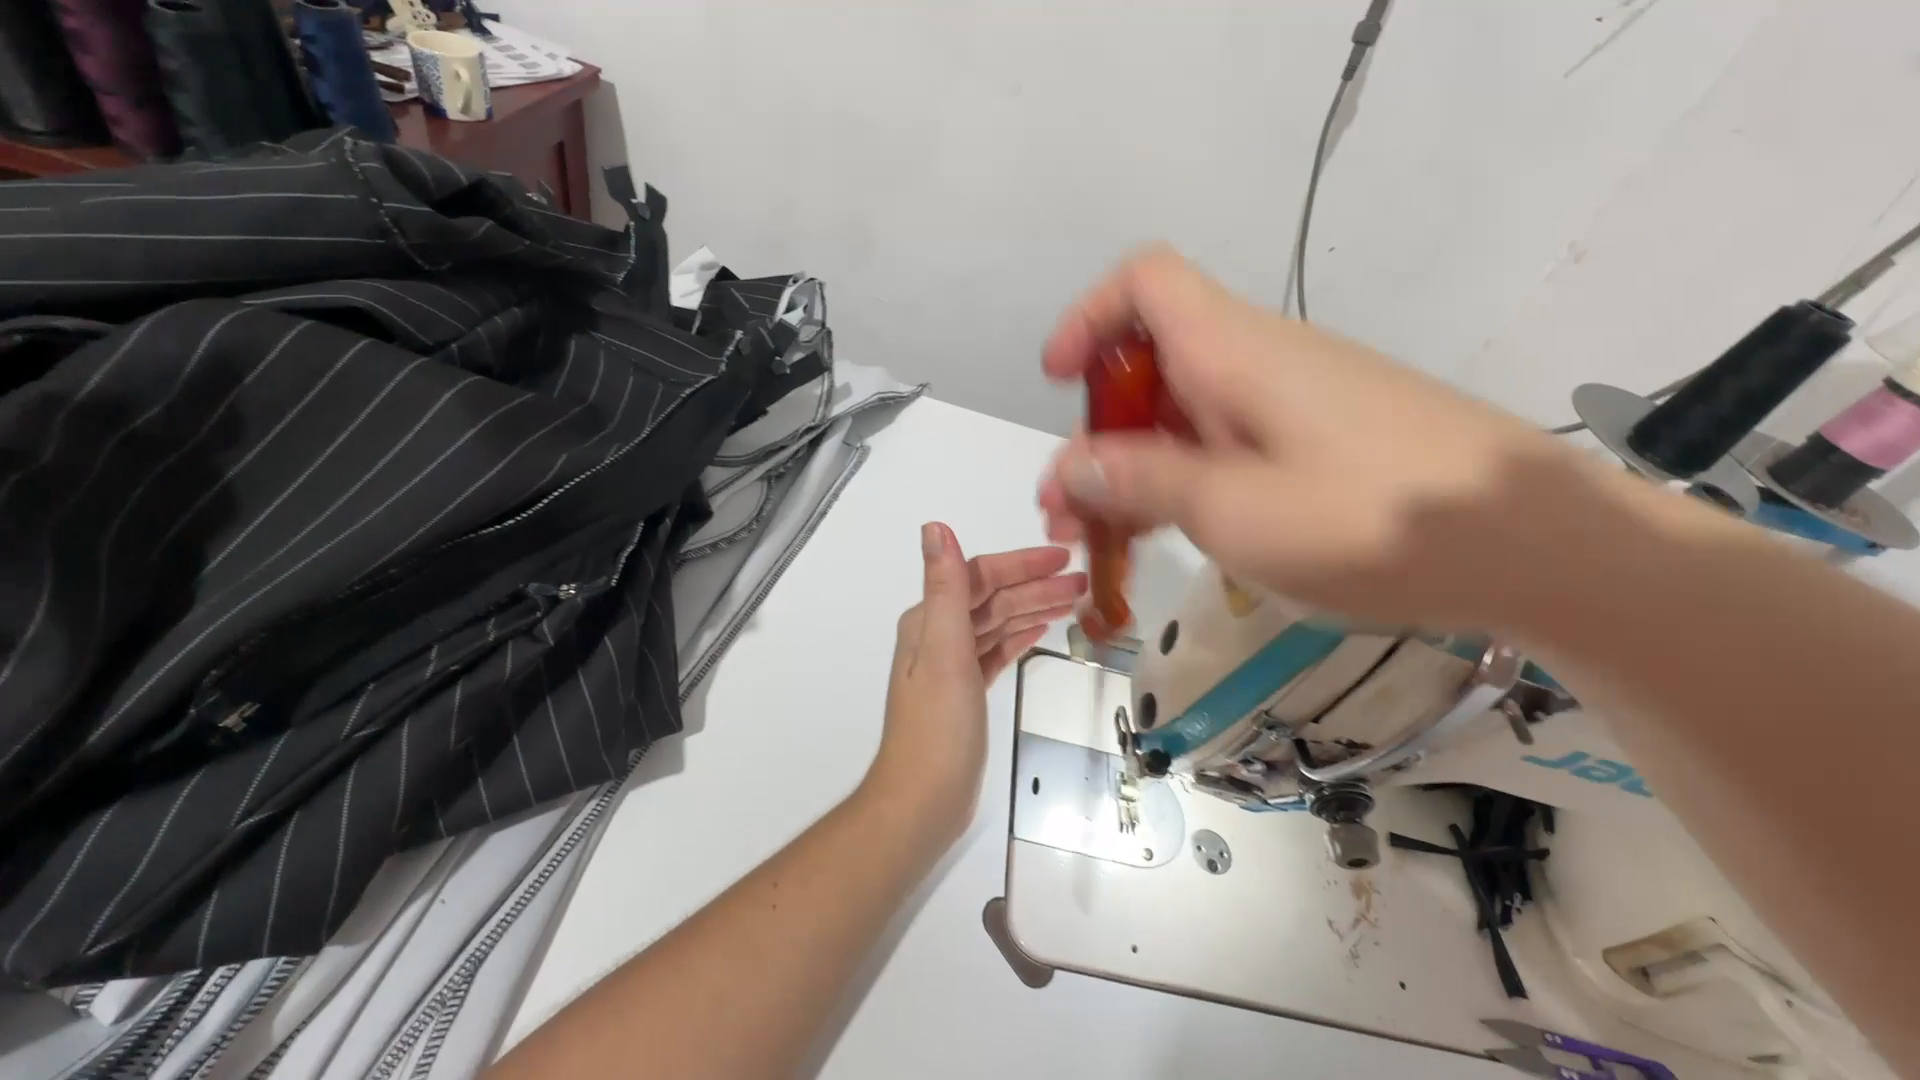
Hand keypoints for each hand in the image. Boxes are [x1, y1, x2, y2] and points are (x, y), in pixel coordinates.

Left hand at [863, 524, 1085, 843]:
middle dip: (1034, 586)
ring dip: (1032, 609)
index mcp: (929, 621)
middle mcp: (937, 637)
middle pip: (992, 599)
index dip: (1020, 564)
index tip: (1063, 558)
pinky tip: (1040, 631)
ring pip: (997, 624)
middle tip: (1082, 582)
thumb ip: (945, 588)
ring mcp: (951, 666)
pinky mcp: (966, 693)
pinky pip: (996, 652)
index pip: (979, 577)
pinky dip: (1017, 637)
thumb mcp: (944, 651)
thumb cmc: (938, 725)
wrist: (924, 798)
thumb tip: (934, 527)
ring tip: (1074, 602)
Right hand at [1035, 247, 1616, 632]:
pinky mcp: (1326, 439)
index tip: (1058, 385)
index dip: (1088, 318)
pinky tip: (1186, 536)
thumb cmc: (1373, 519)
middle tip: (1068, 516)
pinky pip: (1234, 442)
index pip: (1144, 282)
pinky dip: (1191, 481)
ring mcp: (1297, 401)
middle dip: (1097, 433)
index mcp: (1232, 351)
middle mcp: (1261, 359)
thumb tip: (1071, 463)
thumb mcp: (1236, 511)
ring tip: (1109, 543)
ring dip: (1138, 469)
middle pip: (1153, 364)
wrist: (1538, 543)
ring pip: (1191, 413)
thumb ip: (1144, 482)